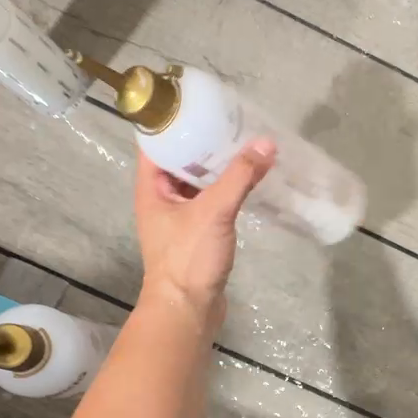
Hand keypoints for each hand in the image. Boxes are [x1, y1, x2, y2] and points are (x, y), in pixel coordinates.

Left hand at [132, 139, 274, 327]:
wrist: (188, 310)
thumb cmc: (189, 258)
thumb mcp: (214, 212)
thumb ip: (240, 177)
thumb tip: (267, 143)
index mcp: (151, 187)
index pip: (157, 142)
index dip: (176, 121)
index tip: (204, 107)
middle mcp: (161, 199)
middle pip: (181, 160)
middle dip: (206, 143)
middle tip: (234, 123)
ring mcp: (179, 219)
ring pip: (198, 183)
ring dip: (219, 168)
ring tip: (246, 148)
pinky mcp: (198, 235)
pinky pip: (212, 203)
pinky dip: (227, 191)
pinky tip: (249, 183)